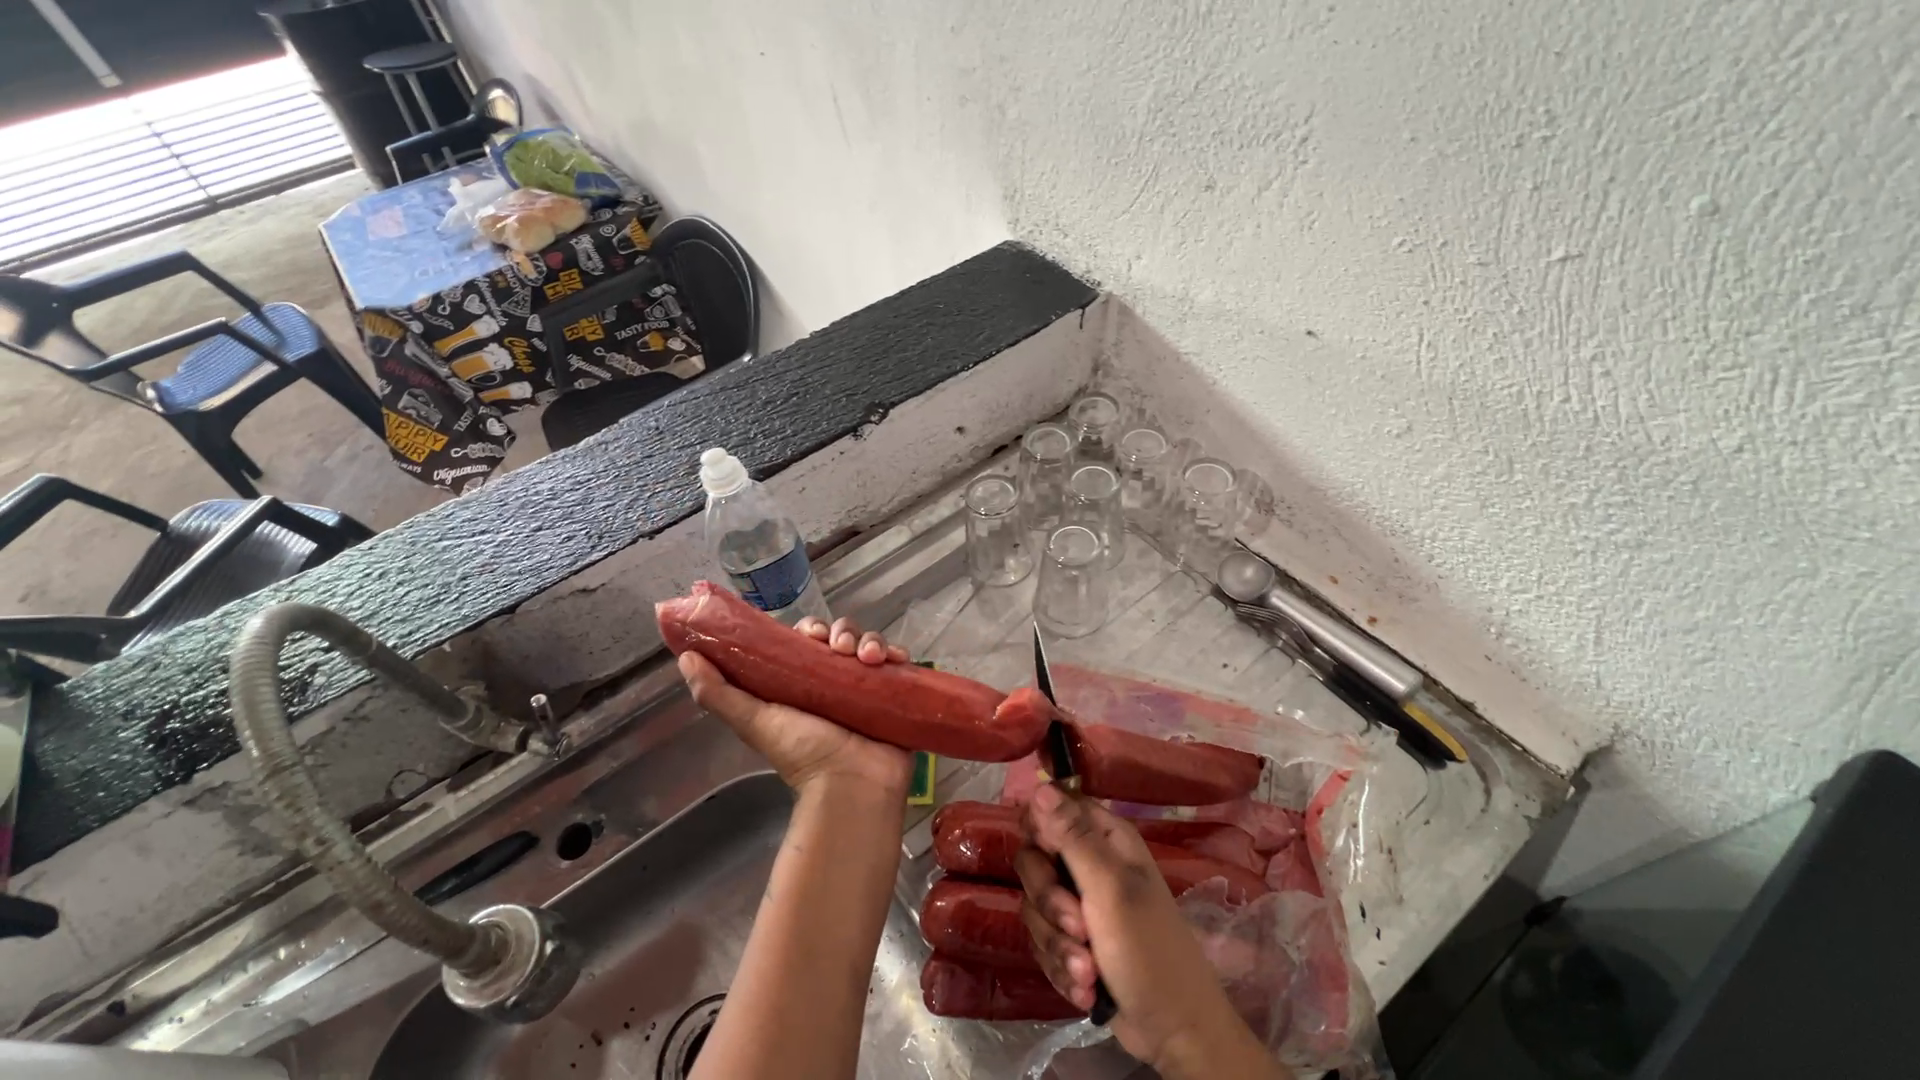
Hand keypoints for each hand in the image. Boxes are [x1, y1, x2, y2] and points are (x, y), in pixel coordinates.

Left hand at [677, 616, 914, 796]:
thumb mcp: (754, 721)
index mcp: (801, 682)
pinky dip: (895, 653)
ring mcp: (866, 687)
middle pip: (839, 637)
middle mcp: (834, 681)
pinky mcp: (893, 694)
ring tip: (869, 658)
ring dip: (869, 641)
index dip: (808, 629)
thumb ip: (719, 693)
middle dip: (841, 632)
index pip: (805, 640)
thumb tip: (685, 657)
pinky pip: (896, 661)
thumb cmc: (803, 754)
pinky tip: (893, 660)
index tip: (811, 634)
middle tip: (841, 648)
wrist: (852, 786)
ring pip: (868, 644)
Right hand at [1016, 785, 1279, 1077]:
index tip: (1045, 858)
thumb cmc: (1149, 951)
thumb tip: (1041, 785)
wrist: (1173, 1031)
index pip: (1052, 809)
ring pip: (1035, 910)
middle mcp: (1090, 865)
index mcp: (1106, 840)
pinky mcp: (1072, 944)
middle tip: (1078, 928)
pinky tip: (1087, 989)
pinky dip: (1060, 969)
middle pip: (1033, 862)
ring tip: (1089, 973)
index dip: (1038, 831)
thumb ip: (1073, 836)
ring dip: (1058, 947)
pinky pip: (1042, 944)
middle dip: (1049, 904)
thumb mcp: (1110, 888)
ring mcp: (1080, 906)